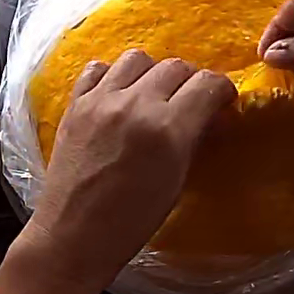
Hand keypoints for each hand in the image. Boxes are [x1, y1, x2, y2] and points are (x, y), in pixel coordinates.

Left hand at [21, 50, 235, 291]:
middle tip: (187, 102)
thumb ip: (192, 140)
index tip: (219, 103)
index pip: (208, 83)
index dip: (220, 91)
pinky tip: (116, 94)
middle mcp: (134, 104)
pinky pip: (96, 69)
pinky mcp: (74, 105)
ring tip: (150, 94)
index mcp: (167, 128)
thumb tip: (209, 116)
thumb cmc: (131, 222)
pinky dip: (111, 75)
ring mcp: (99, 101)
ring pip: (136, 58)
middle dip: (189, 81)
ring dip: (151, 72)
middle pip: (175, 66)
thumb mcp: (176, 181)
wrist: (72, 235)